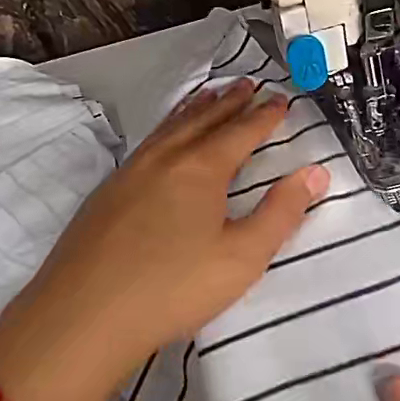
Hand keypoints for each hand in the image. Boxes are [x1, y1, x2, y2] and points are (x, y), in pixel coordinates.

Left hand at [0, 79, 329, 400]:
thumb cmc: (174, 288)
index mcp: (200, 170)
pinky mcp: (104, 195)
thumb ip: (282, 213)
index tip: (281, 100)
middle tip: (247, 84)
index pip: (240, 132)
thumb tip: (315, 172)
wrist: (84, 316)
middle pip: (201, 120)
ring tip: (208, 95)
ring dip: (193, 109)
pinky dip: (165, 130)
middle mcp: (163, 160)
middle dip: (229, 102)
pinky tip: (162, 143)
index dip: (264, 116)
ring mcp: (128, 174)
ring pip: (167, 129)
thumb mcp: (243, 257)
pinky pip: (145, 145)